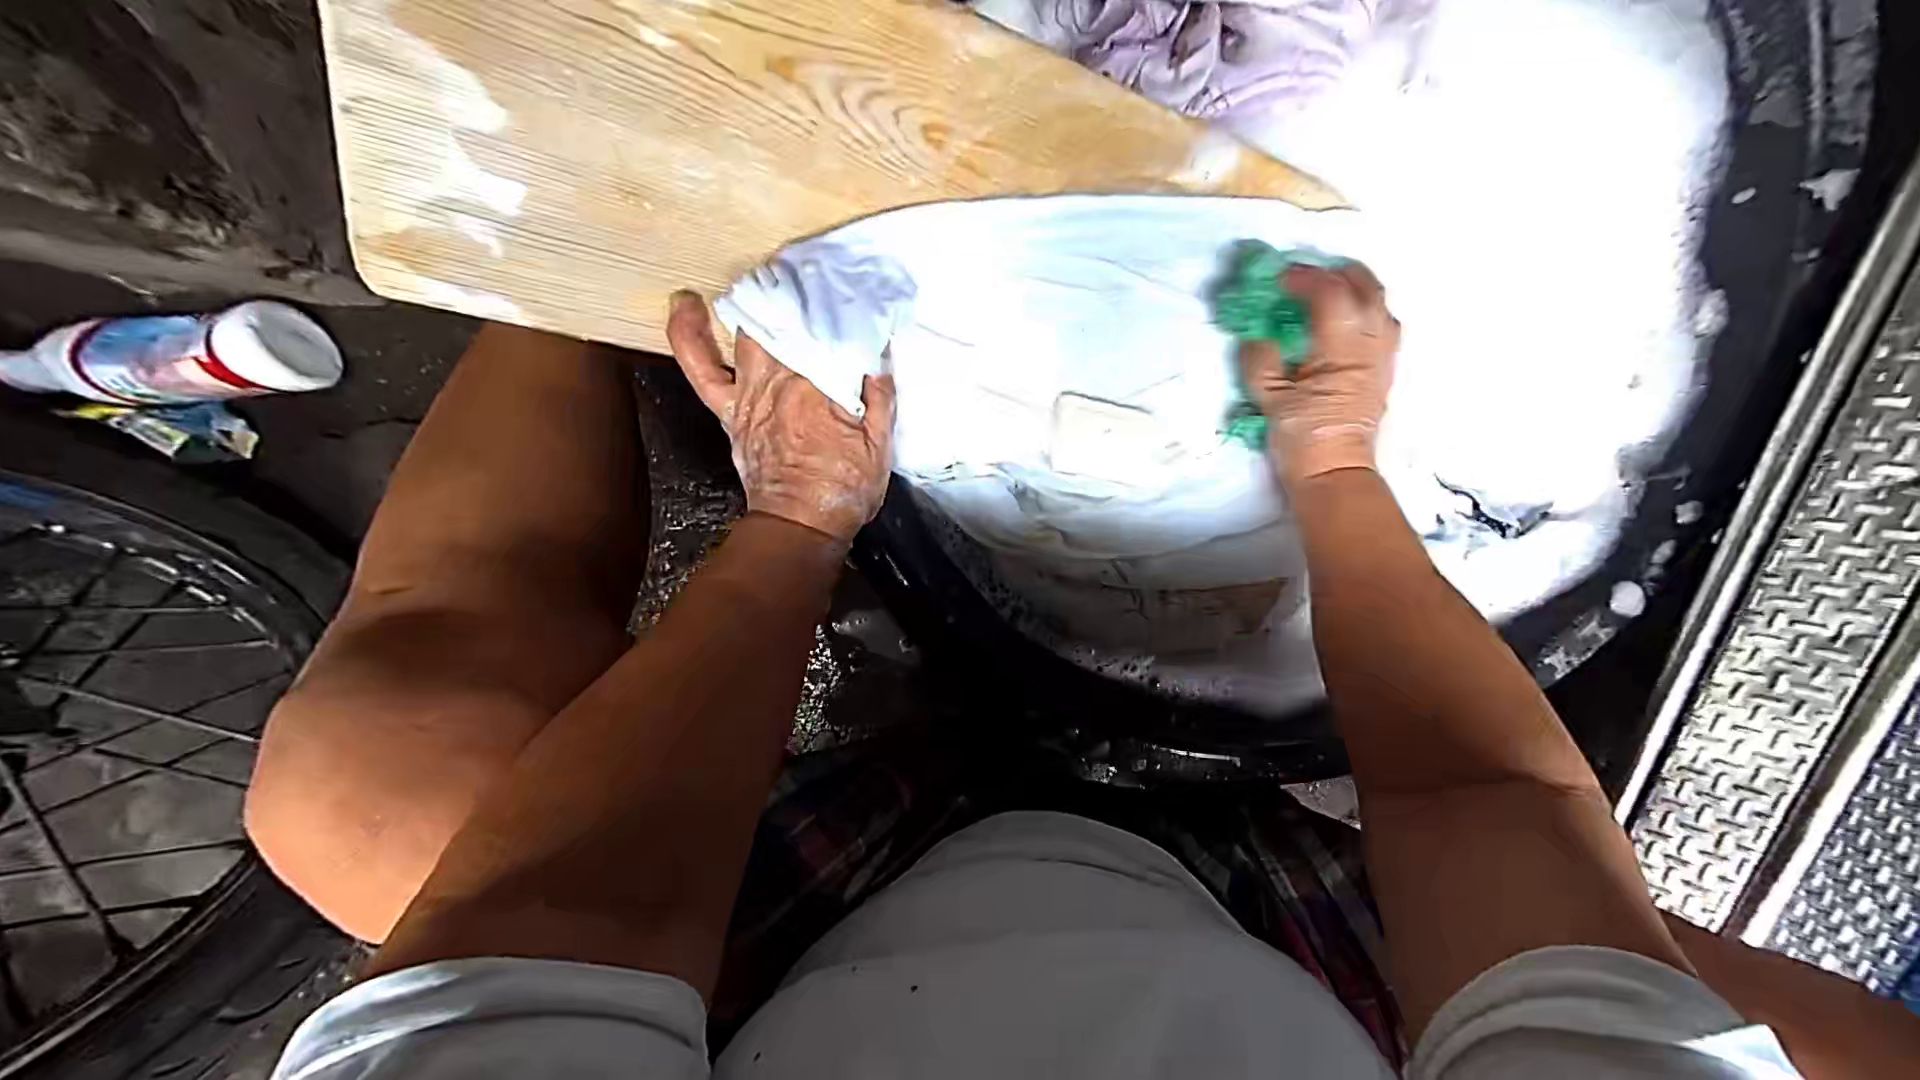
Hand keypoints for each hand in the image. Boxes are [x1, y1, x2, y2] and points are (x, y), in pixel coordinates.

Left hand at [666, 291, 896, 542]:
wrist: (801, 524)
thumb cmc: (844, 490)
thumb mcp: (880, 446)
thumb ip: (880, 397)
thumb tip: (878, 355)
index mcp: (821, 388)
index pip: (829, 331)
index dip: (839, 304)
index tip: (851, 285)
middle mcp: (782, 382)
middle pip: (787, 322)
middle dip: (800, 294)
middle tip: (813, 275)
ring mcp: (751, 393)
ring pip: (749, 331)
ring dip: (759, 302)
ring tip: (770, 280)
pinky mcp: (730, 410)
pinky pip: (700, 366)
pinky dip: (688, 333)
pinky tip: (686, 304)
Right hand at [1240, 262, 1399, 483]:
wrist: (1334, 472)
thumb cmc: (1302, 437)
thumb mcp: (1269, 399)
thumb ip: (1260, 360)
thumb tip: (1256, 336)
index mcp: (1342, 348)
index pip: (1329, 294)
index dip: (1303, 279)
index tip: (1277, 279)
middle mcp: (1372, 343)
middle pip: (1365, 287)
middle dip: (1335, 274)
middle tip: (1304, 277)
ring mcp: (1383, 356)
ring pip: (1380, 303)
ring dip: (1354, 289)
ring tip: (1325, 293)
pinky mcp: (1383, 370)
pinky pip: (1383, 324)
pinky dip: (1363, 311)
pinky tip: (1342, 323)